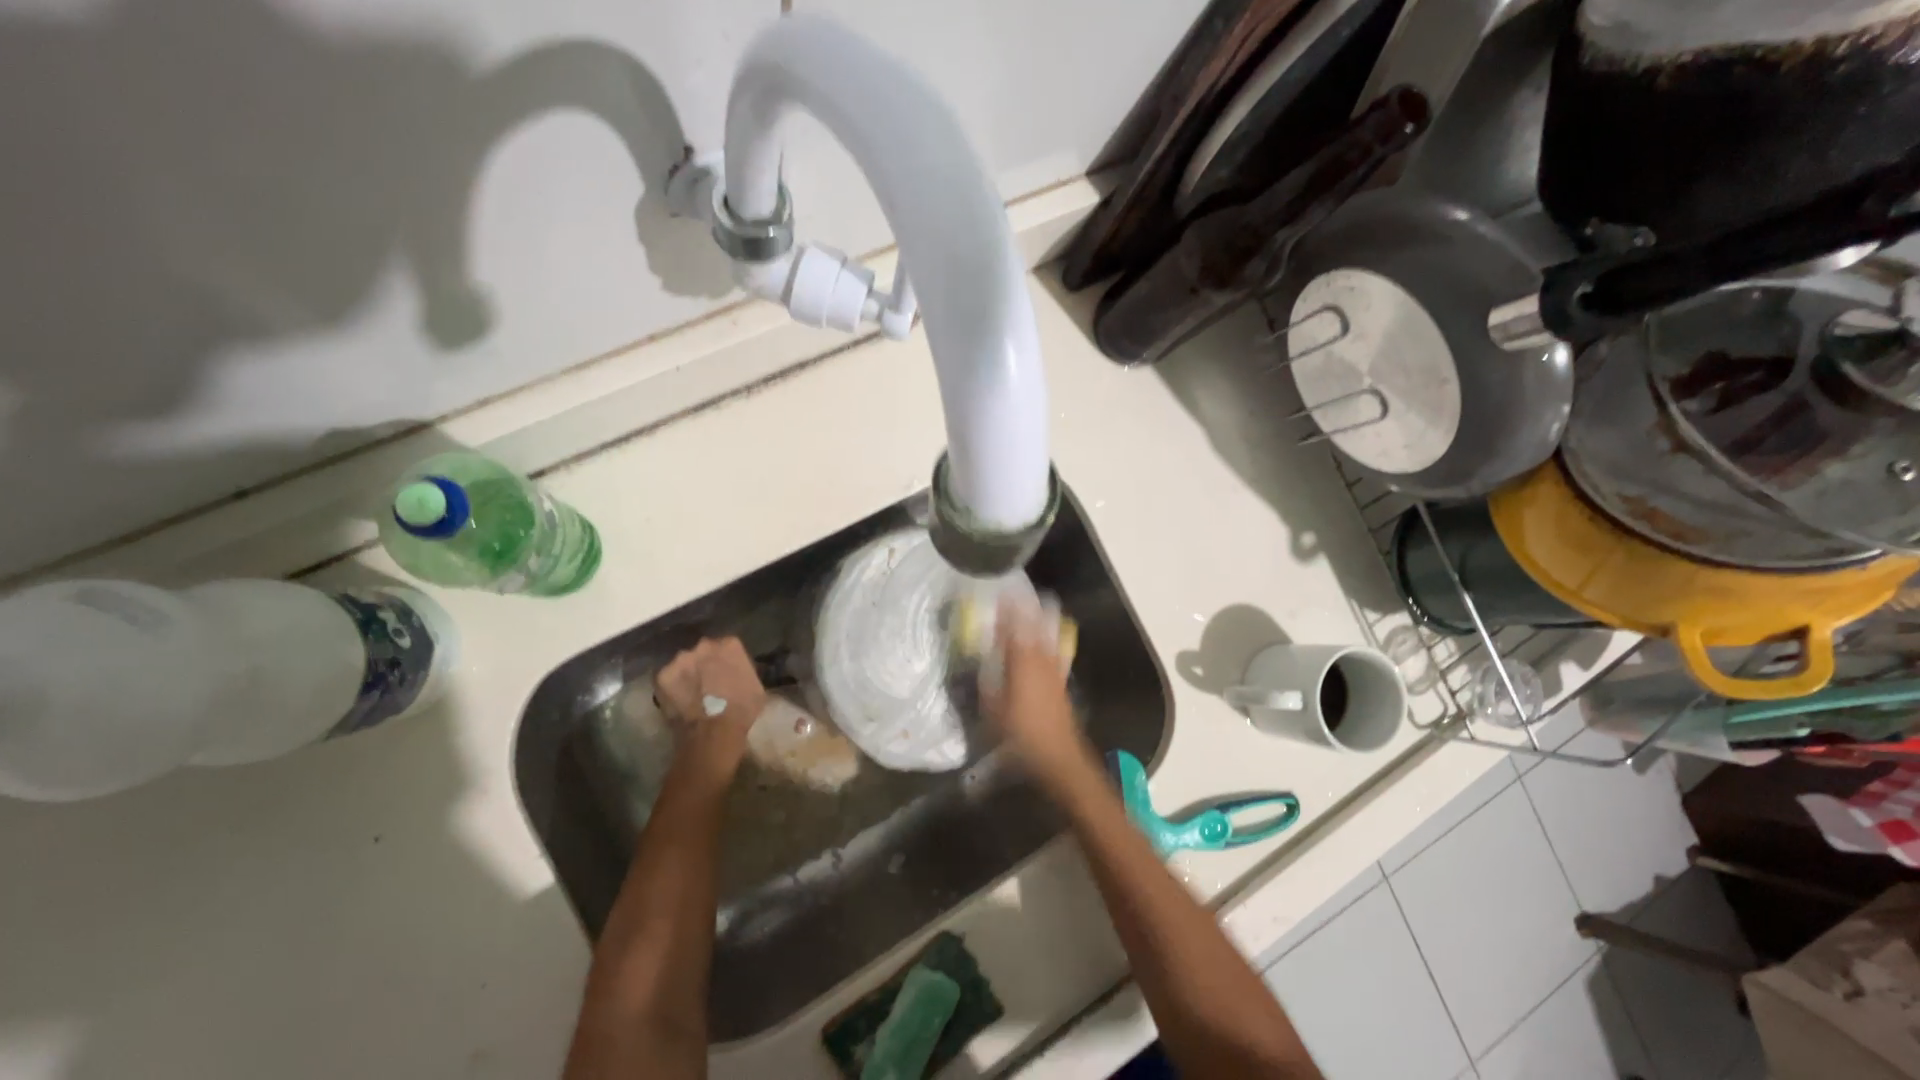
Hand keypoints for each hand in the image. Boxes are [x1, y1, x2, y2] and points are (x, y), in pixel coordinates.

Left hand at [654, 637, 767, 782]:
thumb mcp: (756, 686)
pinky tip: (678, 700)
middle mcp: (704, 645)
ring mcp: (681, 659)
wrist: (714, 732)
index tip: (726, 674)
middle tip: (708, 682)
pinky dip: (672, 686)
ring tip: (691, 692)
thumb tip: (736, 673)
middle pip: (704, 650)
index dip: (726, 661)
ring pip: (684, 663)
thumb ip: (744, 671)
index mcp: (730, 645)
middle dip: (705, 663)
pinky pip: (668, 677)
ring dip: (687, 673)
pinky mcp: (663, 674)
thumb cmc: (742, 711)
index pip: (728, 646)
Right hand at [982, 599, 1093, 782]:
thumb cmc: (1021, 735)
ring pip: (1048, 637)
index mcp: (1020, 665)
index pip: (1012, 630)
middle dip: (1027, 610)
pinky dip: (1055, 640)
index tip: (1000, 595)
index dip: (1006, 612)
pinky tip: (1056, 637)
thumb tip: (981, 662)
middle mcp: (1039, 662)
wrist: (1058, 756)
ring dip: (1043, 620)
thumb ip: (987, 682)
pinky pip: (1057, 652)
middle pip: (1034, 628)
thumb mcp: (993, 711)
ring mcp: (1053, 671)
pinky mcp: (1061, 682)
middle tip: (1020, 593)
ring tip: (1041, 604)